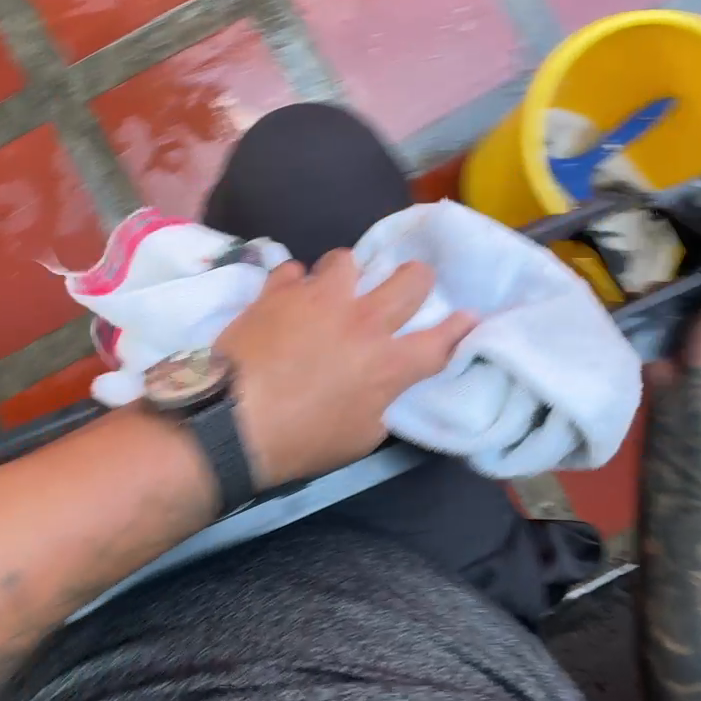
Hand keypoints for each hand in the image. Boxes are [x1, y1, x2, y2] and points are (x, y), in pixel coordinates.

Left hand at [214, 251, 476, 486]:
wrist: (233, 422)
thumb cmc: (300, 442)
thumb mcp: (359, 437)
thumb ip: (380, 401)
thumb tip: (380, 384)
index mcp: (389, 364)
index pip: (442, 341)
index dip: (459, 328)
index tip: (467, 317)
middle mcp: (362, 321)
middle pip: (411, 279)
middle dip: (417, 279)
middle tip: (405, 288)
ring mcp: (319, 299)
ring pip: (348, 258)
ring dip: (346, 274)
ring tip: (332, 291)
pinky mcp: (278, 291)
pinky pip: (293, 269)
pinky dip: (293, 283)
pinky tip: (286, 299)